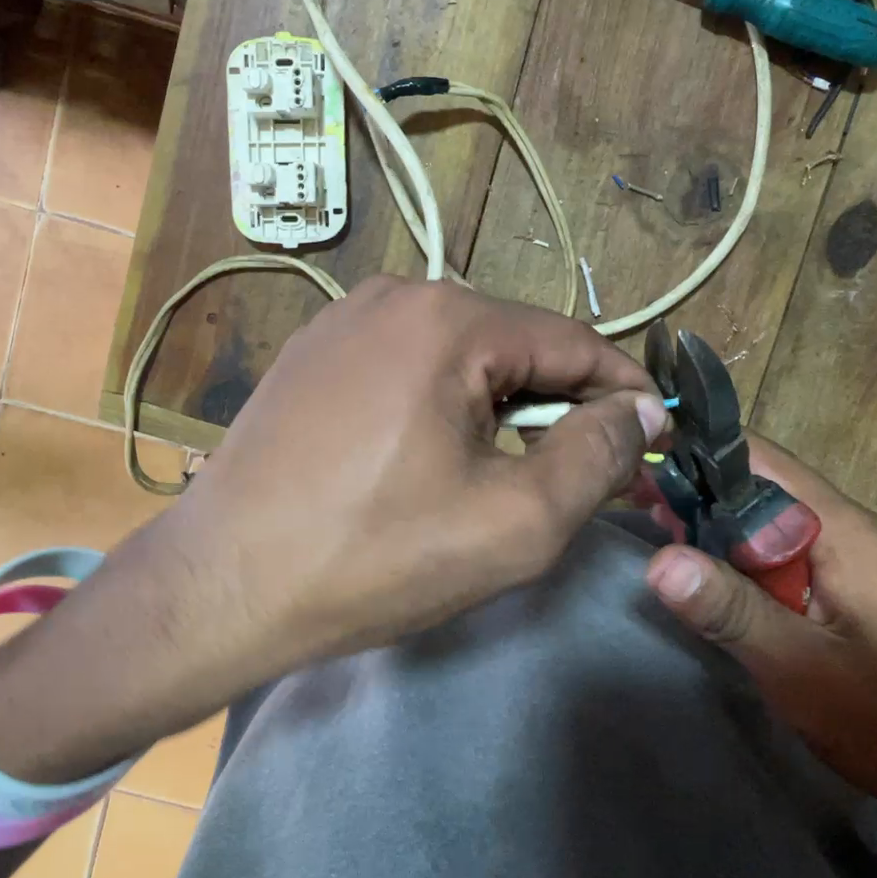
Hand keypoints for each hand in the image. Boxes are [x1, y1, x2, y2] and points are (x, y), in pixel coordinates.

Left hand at [172, 275, 665, 672]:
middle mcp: (395, 294)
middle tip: (583, 472)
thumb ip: (596, 456)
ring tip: (507, 471)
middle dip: (557, 405)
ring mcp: (344, 318)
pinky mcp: (313, 352)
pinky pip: (406, 364)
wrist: (220, 583)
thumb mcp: (512, 521)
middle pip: (514, 344)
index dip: (623, 390)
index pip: (572, 341)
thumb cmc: (372, 556)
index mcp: (449, 319)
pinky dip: (441, 402)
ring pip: (460, 354)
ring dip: (499, 406)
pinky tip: (433, 455)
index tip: (656, 437)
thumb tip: (641, 411)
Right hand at [642, 437, 876, 877]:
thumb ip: (731, 612)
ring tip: (659, 535)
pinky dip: (747, 561)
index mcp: (843, 529)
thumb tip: (655, 559)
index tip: (633, 463)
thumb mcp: (806, 672)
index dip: (693, 452)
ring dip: (719, 528)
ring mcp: (862, 565)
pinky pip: (793, 560)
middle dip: (697, 491)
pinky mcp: (863, 597)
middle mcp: (853, 531)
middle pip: (761, 488)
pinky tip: (717, 583)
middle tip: (633, 504)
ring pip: (775, 525)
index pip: (757, 457)